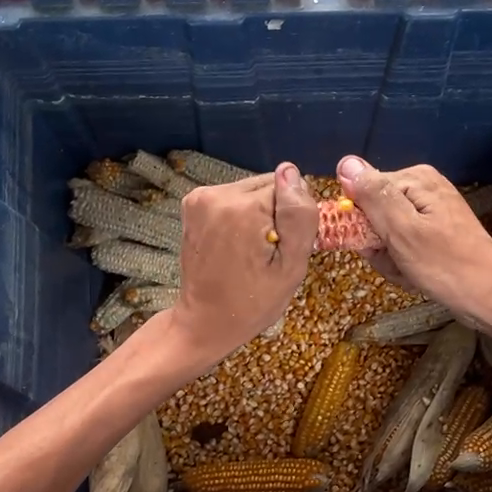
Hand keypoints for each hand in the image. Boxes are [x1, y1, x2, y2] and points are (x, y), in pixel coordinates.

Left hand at [169, 162, 317, 359]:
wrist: (205, 320)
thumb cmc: (253, 303)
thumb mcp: (290, 268)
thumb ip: (298, 218)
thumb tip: (292, 171)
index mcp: (243, 208)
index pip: (290, 189)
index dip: (293, 219)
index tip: (282, 249)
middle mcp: (217, 194)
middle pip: (269, 186)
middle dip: (275, 213)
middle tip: (268, 252)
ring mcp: (200, 197)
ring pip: (252, 190)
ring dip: (258, 214)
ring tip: (250, 250)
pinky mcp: (193, 202)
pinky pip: (233, 197)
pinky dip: (241, 215)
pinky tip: (236, 243)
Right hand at [336, 155, 491, 320]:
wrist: (490, 297)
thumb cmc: (446, 266)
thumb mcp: (403, 231)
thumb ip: (373, 196)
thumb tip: (345, 163)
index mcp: (415, 180)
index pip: (363, 193)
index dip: (362, 225)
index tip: (376, 248)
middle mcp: (422, 189)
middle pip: (374, 215)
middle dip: (379, 247)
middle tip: (398, 263)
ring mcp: (430, 212)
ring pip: (385, 236)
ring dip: (391, 260)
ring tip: (410, 272)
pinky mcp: (435, 234)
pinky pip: (402, 246)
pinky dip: (404, 265)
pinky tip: (417, 276)